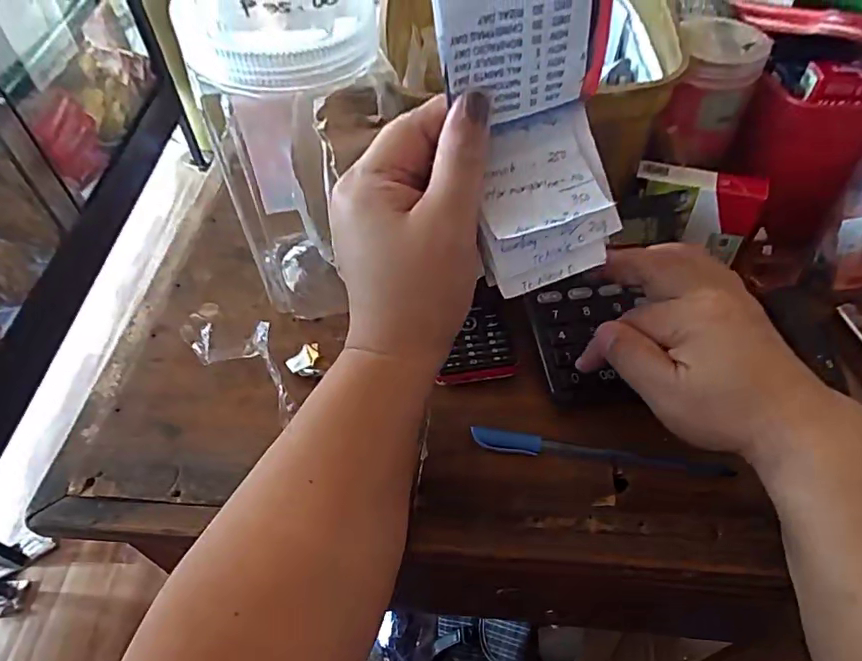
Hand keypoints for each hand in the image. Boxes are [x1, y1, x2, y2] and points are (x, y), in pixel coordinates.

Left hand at [329, 93, 489, 365]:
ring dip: (454, 187)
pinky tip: (467, 226)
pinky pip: (414, 212)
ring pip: (417, 185)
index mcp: (365, 178)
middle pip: (415, 154)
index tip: (503, 125)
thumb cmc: (425, 293)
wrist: (398, 358)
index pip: (416, 125)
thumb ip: (462, 159)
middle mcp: (356, 192)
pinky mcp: (378, 245)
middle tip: (505, 165)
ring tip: (492, 197)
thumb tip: (475, 100)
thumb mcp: (449, 222)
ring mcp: (364, 221)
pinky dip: (441, 213)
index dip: (458, 120)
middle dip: (458, 158)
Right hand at [576, 244, 854, 466]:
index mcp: (688, 311)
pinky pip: (707, 266)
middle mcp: (710, 290)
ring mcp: (733, 294)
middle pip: (658, 264)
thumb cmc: (725, 412)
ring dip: (653, 255)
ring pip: (686, 258)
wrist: (790, 417)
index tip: (584, 364)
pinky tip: (676, 271)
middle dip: (623, 264)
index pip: (632, 318)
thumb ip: (630, 358)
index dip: (604, 341)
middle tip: (595, 266)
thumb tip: (602, 333)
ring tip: (629, 261)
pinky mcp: (746, 305)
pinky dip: (681, 261)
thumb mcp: (667, 394)